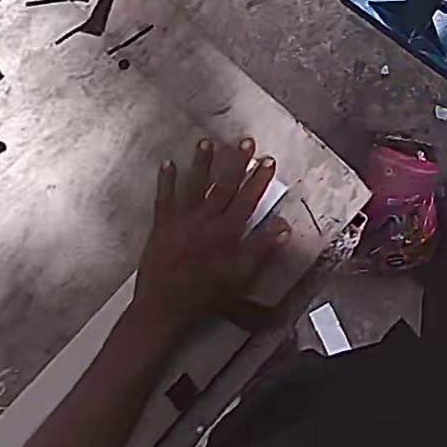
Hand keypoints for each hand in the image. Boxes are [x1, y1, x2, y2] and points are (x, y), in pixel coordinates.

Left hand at [132, 137, 288, 333]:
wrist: (166, 304)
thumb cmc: (207, 292)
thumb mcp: (243, 275)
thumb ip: (263, 249)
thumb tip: (284, 228)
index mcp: (228, 230)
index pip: (248, 198)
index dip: (260, 179)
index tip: (268, 161)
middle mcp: (207, 219)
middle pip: (225, 184)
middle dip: (237, 162)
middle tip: (246, 142)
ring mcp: (183, 219)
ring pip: (195, 185)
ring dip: (202, 163)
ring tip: (207, 143)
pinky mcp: (163, 224)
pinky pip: (164, 198)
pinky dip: (166, 181)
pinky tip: (168, 164)